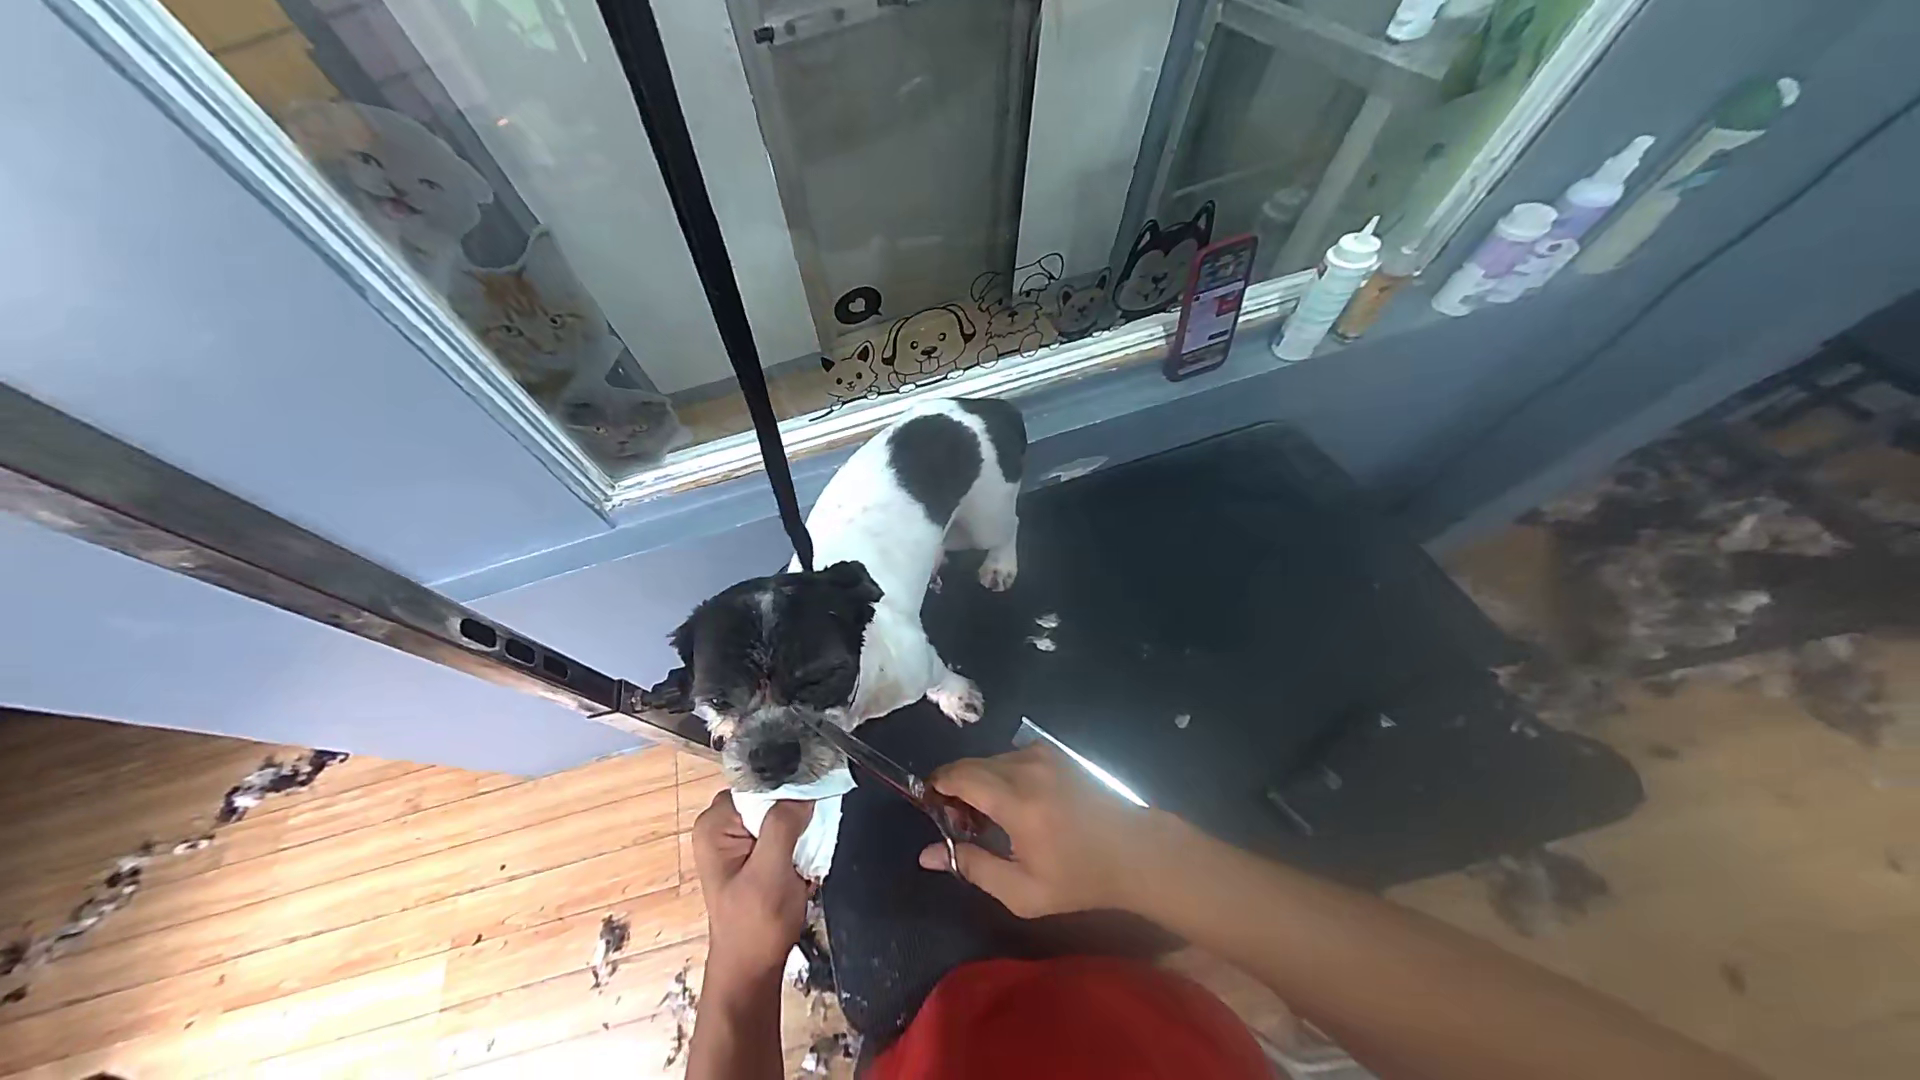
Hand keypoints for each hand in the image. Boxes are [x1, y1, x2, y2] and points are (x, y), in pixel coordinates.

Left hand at [691, 792, 811, 982]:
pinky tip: (807, 850)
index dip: (789, 785)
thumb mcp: (769, 872)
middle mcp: (722, 823)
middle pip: (771, 791)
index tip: (817, 791)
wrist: (753, 968)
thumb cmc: (756, 924)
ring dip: (802, 821)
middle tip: (817, 820)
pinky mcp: (756, 848)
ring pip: (781, 807)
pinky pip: (784, 824)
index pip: (758, 783)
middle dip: (797, 803)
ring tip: (814, 838)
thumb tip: (805, 789)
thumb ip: (783, 825)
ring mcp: (738, 835)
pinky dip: (800, 834)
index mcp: (715, 824)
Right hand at [917, 742, 1170, 916]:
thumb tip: (927, 855)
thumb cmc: (1079, 878)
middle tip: (957, 822)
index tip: (929, 807)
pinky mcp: (1053, 753)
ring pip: (989, 759)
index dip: (936, 786)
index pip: (960, 776)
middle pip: (970, 764)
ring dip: (977, 781)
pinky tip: (1011, 803)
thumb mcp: (1022, 891)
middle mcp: (1026, 767)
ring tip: (986, 818)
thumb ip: (972, 867)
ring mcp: (1042, 755)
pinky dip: (999, 775)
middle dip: (954, 787)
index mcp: (1017, 801)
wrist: (1133, 851)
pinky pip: (1010, 757)